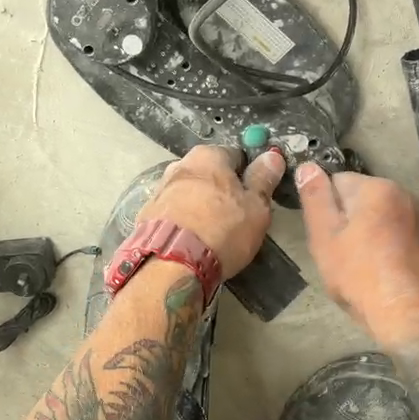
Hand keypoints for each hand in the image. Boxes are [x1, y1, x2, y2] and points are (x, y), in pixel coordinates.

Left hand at [136, 145, 284, 280]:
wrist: (171, 264)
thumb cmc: (222, 230)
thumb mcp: (256, 207)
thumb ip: (264, 179)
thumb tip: (272, 155)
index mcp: (208, 155)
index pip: (236, 155)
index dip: (248, 175)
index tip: (254, 197)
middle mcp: (180, 164)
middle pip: (210, 173)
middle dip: (221, 190)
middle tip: (235, 217)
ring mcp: (159, 188)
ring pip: (189, 192)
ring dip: (200, 205)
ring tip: (212, 232)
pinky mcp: (146, 213)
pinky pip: (173, 211)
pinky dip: (183, 220)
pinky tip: (191, 239)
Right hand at [295, 165, 418, 345]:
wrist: (406, 317)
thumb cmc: (358, 275)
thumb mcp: (325, 236)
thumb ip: (315, 197)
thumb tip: (307, 166)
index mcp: (377, 188)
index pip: (336, 181)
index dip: (323, 207)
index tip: (322, 234)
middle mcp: (403, 195)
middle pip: (358, 198)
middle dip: (344, 219)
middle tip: (335, 252)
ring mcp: (418, 218)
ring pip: (375, 216)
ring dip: (362, 232)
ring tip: (355, 264)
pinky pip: (392, 233)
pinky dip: (381, 245)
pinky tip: (374, 270)